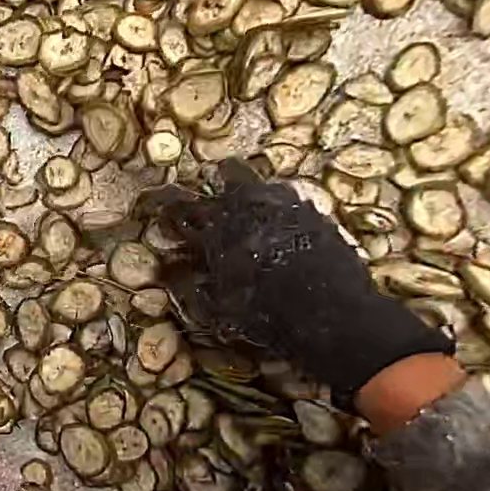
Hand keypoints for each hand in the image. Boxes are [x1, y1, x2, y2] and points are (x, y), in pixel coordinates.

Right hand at [160, 163, 453, 407]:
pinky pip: (289, 200)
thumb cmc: (265, 314)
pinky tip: (277, 222)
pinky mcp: (317, 216)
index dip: (166, 203)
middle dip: (216, 178)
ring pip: (263, 183)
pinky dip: (277, 206)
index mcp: (217, 230)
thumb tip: (169, 269)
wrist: (333, 315)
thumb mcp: (215, 309)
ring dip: (249, 190)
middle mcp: (251, 210)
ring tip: (245, 204)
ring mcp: (287, 208)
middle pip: (229, 175)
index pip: (181, 206)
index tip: (156, 204)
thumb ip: (189, 285)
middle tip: (212, 186)